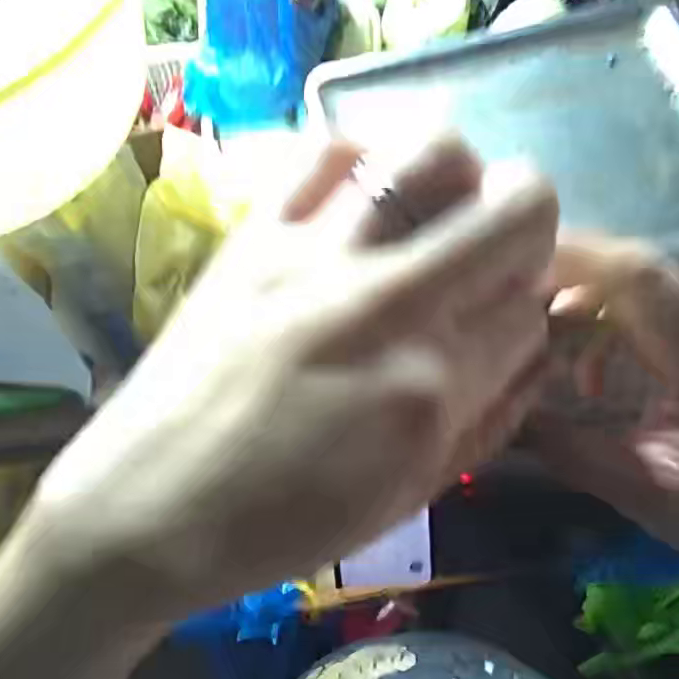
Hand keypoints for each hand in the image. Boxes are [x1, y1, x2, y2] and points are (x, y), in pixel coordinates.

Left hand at [20, 138, 558, 625]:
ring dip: (457, 179)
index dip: (529, 314)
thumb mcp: (404, 499)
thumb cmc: (278, 527)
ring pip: (433, 150)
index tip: (501, 324)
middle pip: (515, 206)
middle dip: (526, 226)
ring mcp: (312, 256)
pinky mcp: (251, 236)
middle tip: (491, 260)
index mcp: (429, 390)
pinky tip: (358, 205)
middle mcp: (385, 304)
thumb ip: (486, 421)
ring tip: (430, 220)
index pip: (530, 309)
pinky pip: (326, 152)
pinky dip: (363, 162)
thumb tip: (532, 347)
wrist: (147, 510)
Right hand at [525, 234, 678, 563]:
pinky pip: (628, 312)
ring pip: (623, 287)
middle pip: (627, 271)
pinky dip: (586, 328)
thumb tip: (489, 412)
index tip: (507, 265)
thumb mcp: (638, 489)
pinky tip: (572, 371)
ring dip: (568, 304)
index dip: (574, 260)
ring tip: (523, 339)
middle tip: (497, 304)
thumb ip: (564, 447)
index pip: (640, 277)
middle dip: (558, 278)